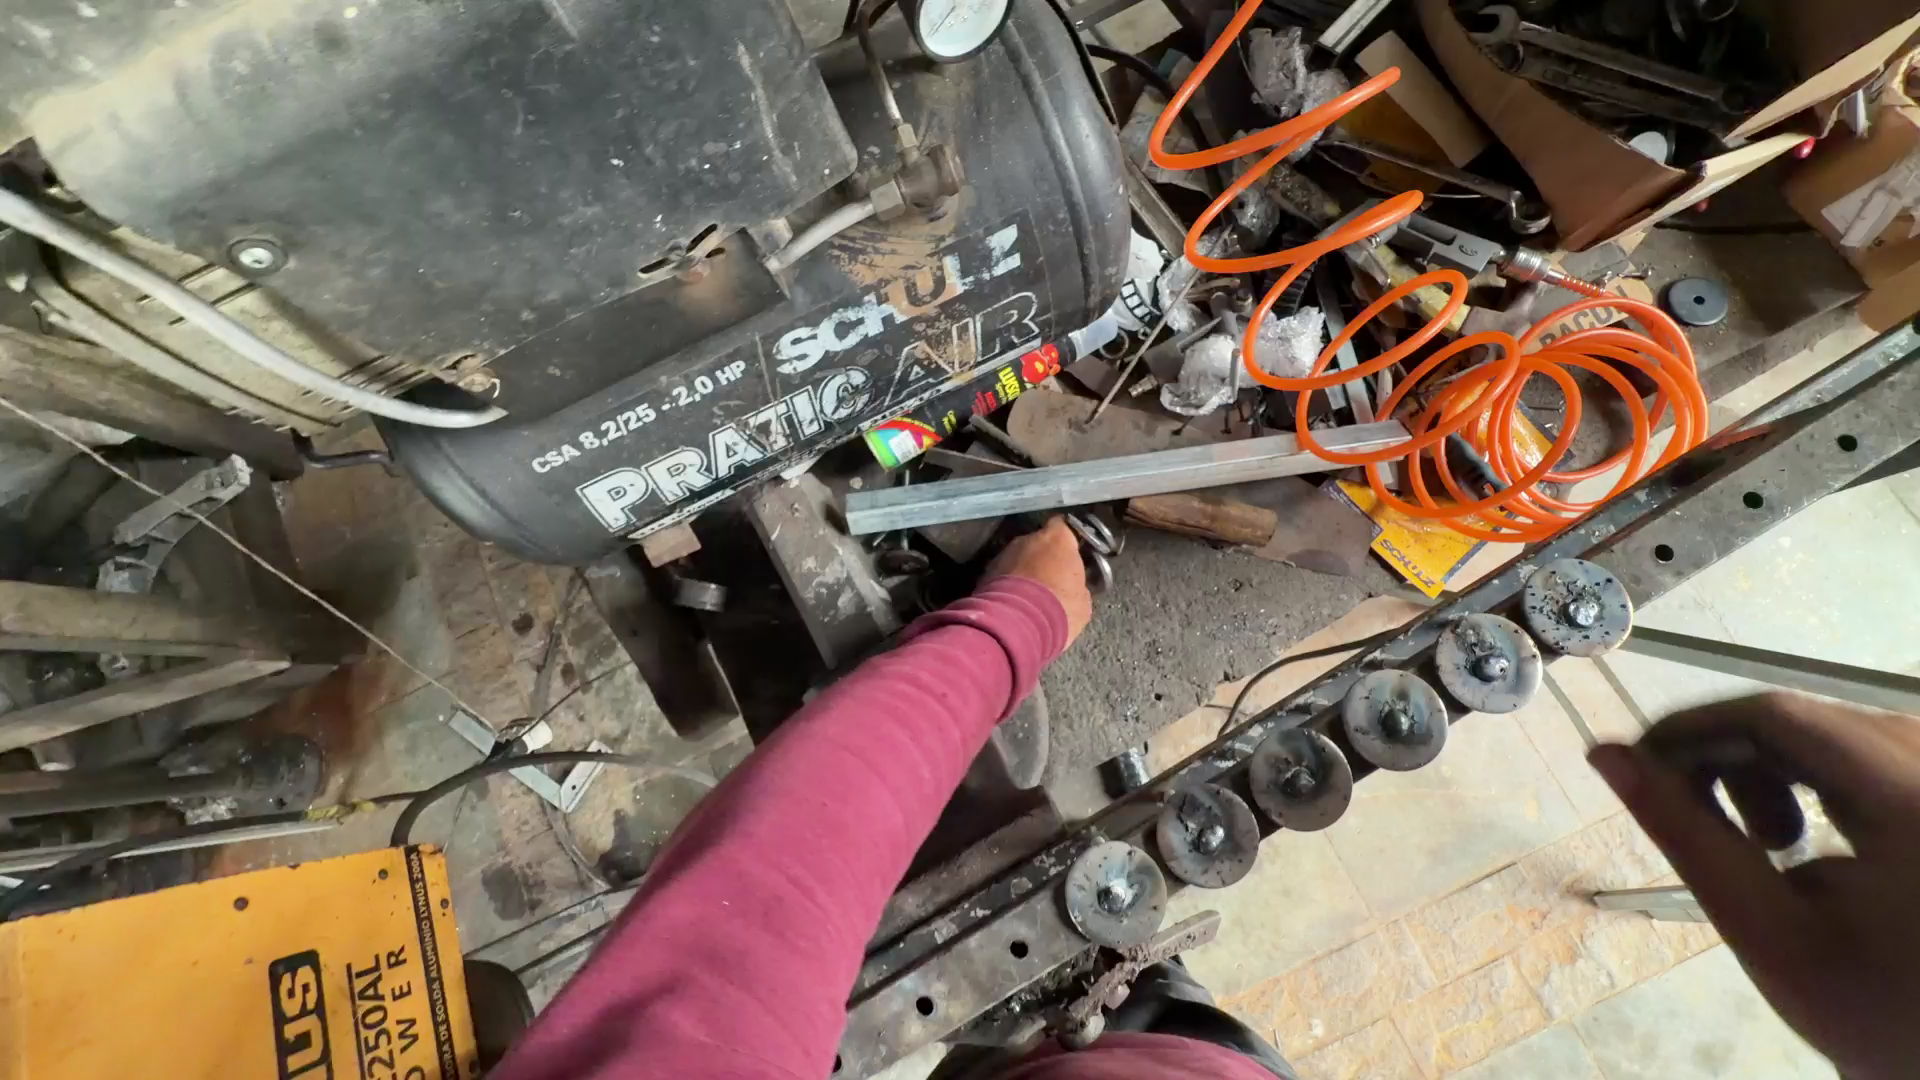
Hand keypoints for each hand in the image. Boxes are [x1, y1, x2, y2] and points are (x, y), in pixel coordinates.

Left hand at [984, 516, 1091, 644]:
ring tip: (1030, 594)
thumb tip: (1074, 586)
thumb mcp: (1082, 601)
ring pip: (1018, 557)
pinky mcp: (986, 572)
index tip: (1070, 554)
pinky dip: (1008, 582)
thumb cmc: (1059, 608)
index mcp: (1057, 539)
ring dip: (1024, 570)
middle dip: (1043, 557)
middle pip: (1038, 542)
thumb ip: (1078, 584)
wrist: (1016, 625)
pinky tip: (1014, 602)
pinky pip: (1003, 573)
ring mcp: (1003, 554)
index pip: (1062, 526)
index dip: (1066, 540)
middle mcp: (1027, 539)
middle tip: (1050, 579)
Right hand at [1588, 692, 1919, 1079]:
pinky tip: (1819, 830)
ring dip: (1780, 766)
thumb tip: (1605, 752)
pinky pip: (1888, 756)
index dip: (1694, 726)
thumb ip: (1681, 829)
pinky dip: (1828, 778)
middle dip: (1733, 755)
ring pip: (1848, 733)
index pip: (1781, 718)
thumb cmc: (1870, 1010)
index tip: (1640, 765)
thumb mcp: (1760, 926)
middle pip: (1814, 721)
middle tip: (1707, 819)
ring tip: (1768, 837)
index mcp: (1916, 811)